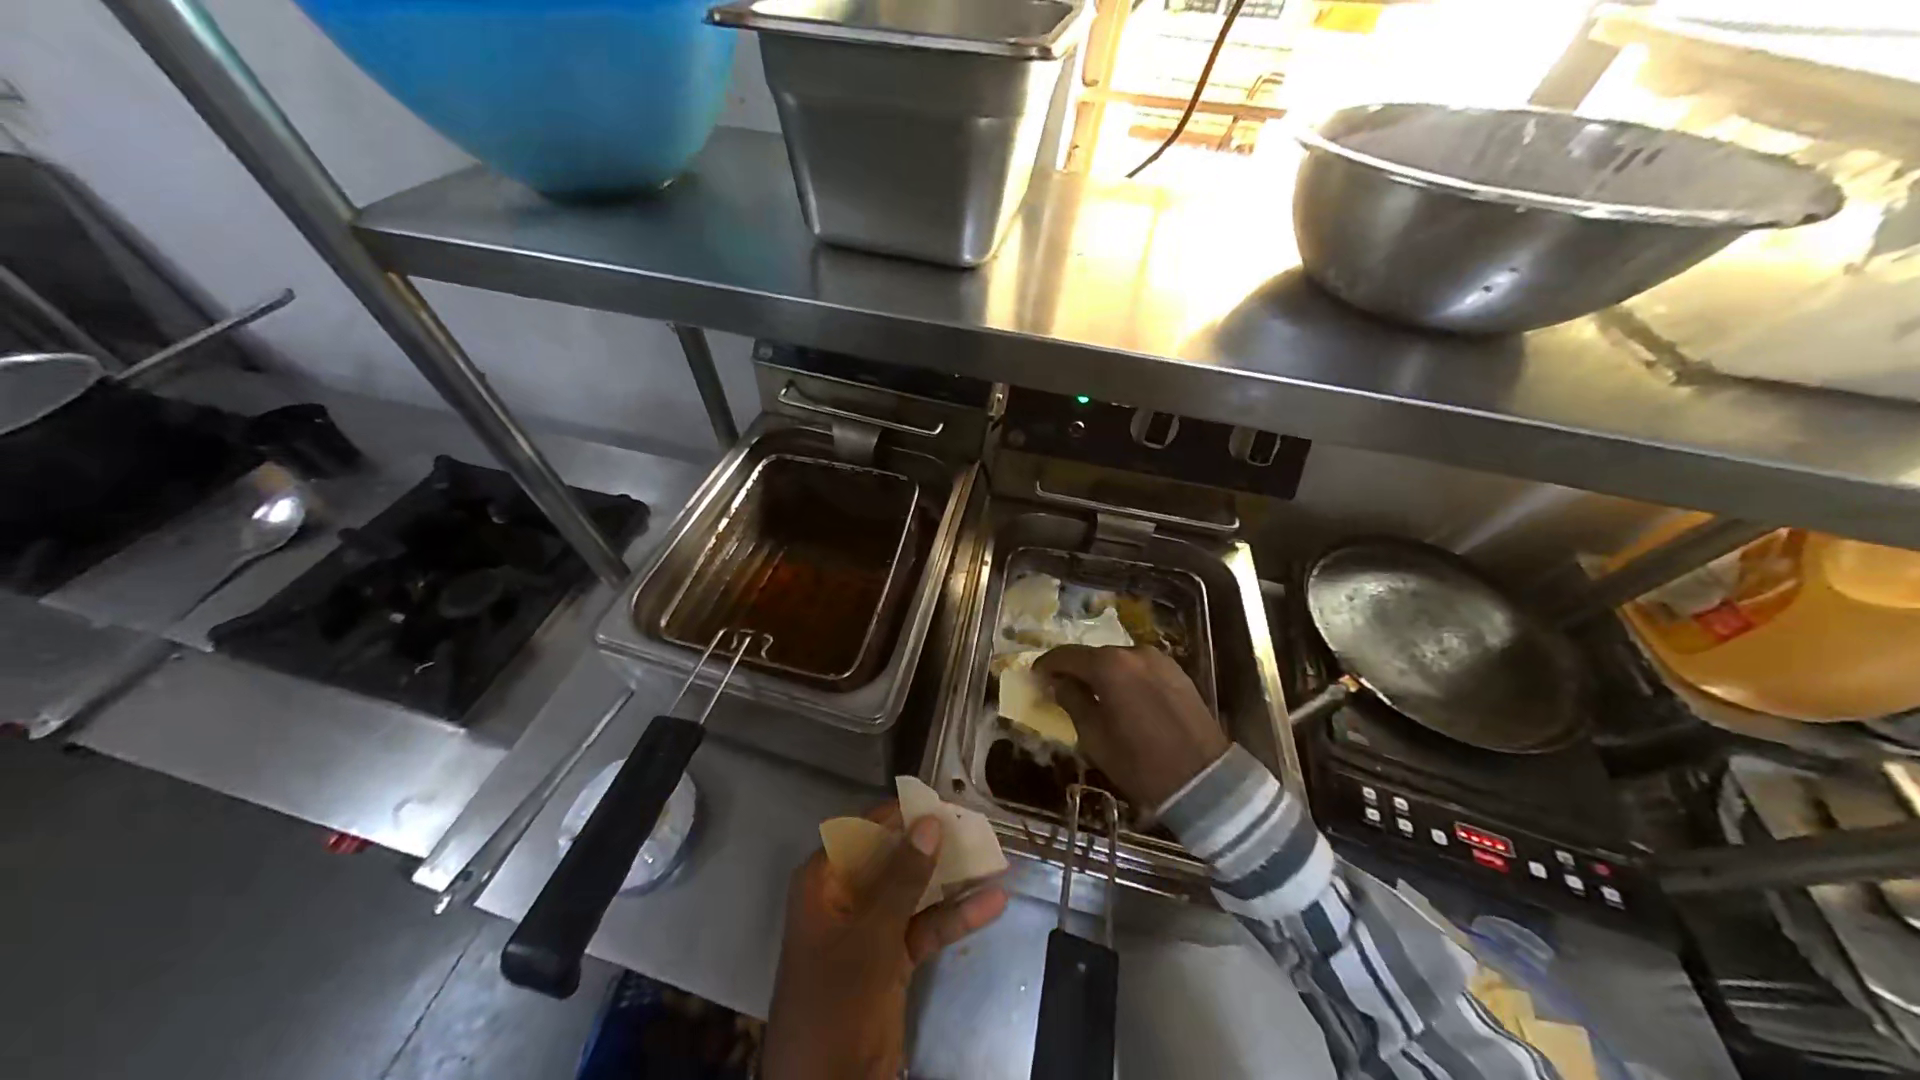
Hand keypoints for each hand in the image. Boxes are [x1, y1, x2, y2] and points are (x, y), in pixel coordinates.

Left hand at [761, 806, 1008, 1079]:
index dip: (900, 813)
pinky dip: (955, 917)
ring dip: (950, 878)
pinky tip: (993, 902)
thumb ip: (902, 879)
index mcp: (824, 882)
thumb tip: (930, 822)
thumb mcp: (870, 935)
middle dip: (932, 844)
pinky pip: (926, 927)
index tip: (941, 799)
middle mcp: (846, 897)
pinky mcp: (892, 960)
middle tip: (974, 823)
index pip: (863, 831)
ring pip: (914, 892)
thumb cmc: (835, 998)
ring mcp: (870, 930)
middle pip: (893, 858)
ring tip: (994, 854)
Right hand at [1034, 644, 1229, 808]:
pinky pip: (1141, 668)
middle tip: (1063, 687)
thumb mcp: (1094, 736)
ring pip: (1120, 660)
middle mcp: (1134, 652)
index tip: (1036, 676)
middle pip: (1095, 655)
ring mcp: (1160, 660)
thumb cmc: (1140, 762)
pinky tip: (1123, 697)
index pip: (1067, 655)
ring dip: (1103, 673)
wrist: (1203, 779)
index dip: (1048, 665)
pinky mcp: (1178, 672)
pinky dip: (1126, 677)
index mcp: (1110, 666)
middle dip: (1077, 669)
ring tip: (1094, 694)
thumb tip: (1056, 683)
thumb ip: (1072, 701)